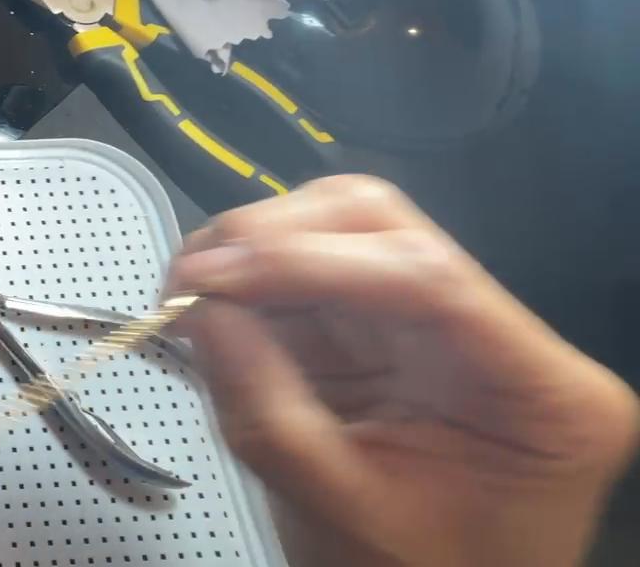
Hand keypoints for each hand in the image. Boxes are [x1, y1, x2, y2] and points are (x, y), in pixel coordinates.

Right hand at [168, 176, 637, 566]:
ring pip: (324, 220)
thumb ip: (264, 404)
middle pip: (373, 221)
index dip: (304, 259)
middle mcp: (482, 331)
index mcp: (533, 390)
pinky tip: (204, 301)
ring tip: (188, 289)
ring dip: (242, 244)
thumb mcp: (332, 501)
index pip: (424, 276)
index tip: (208, 279)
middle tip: (195, 276)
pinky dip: (233, 268)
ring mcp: (417, 315)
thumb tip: (199, 307)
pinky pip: (288, 257)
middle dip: (269, 235)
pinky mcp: (358, 314)